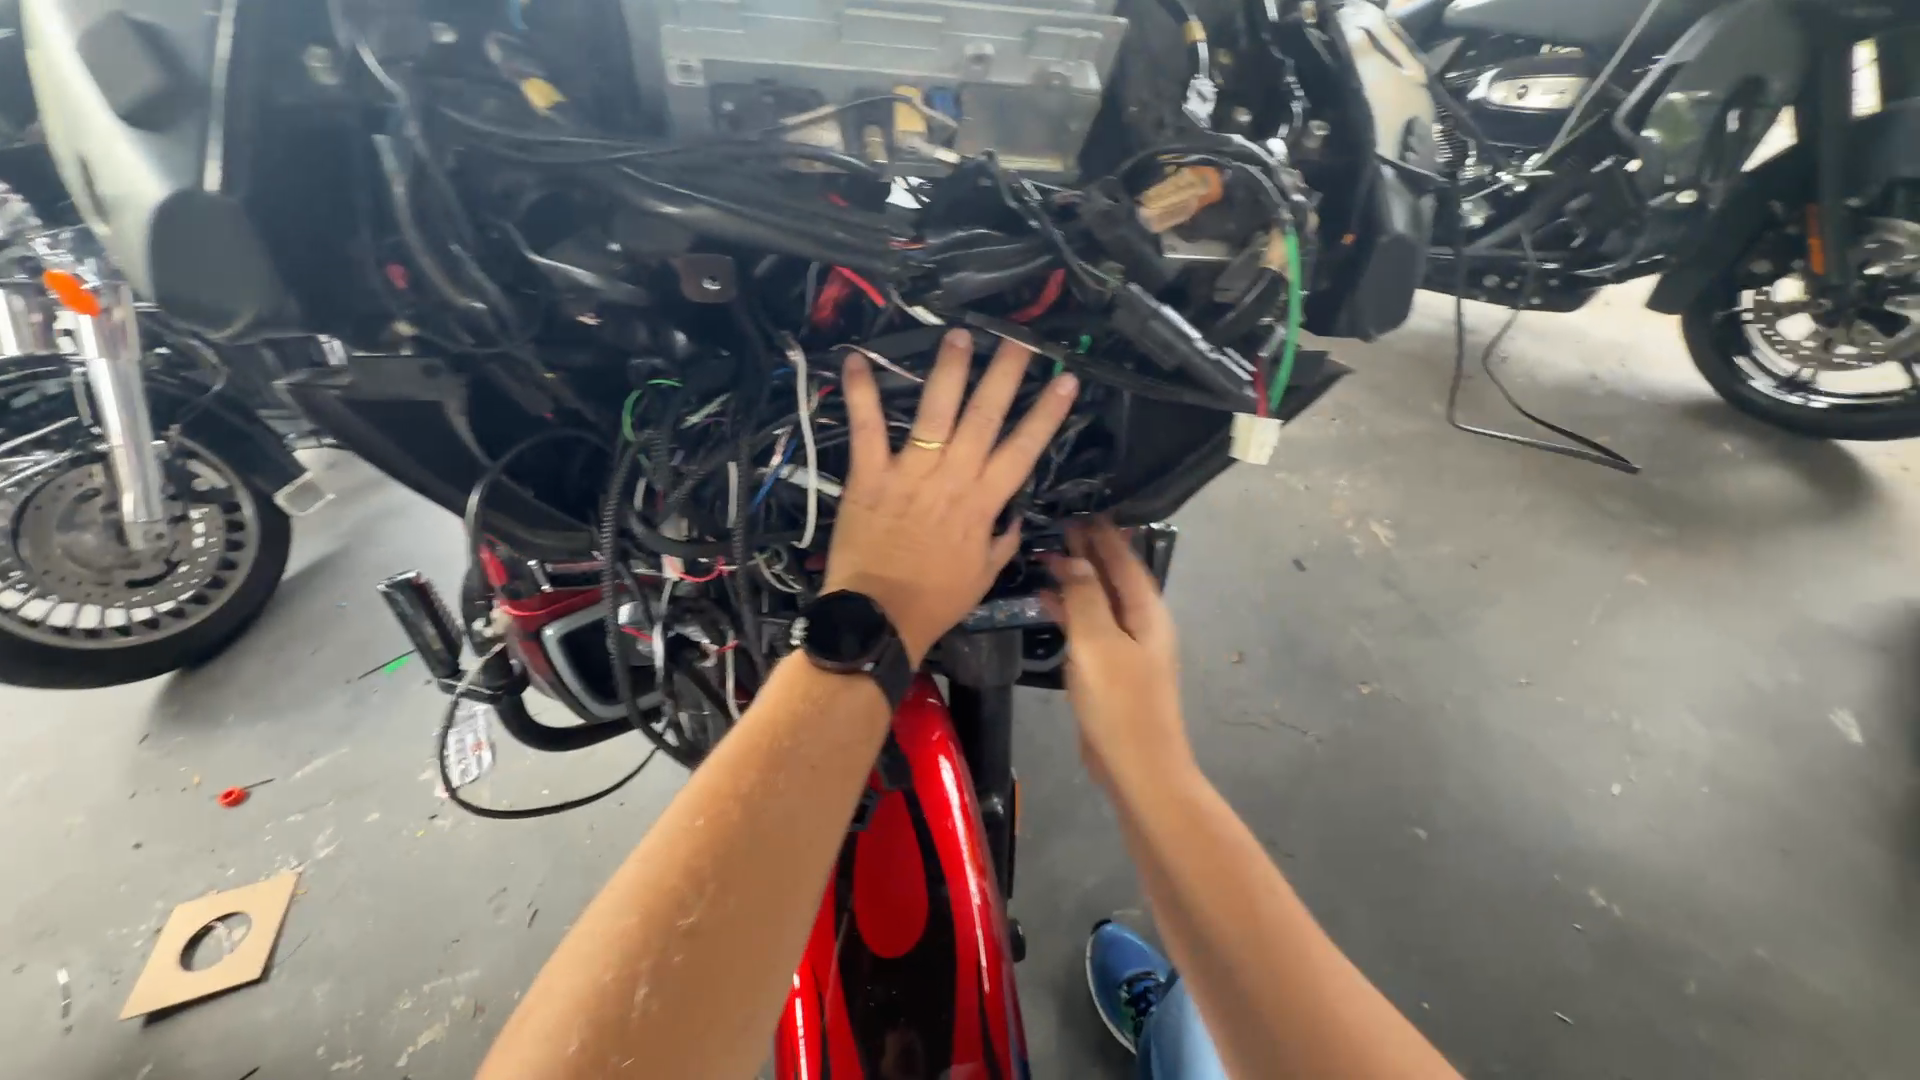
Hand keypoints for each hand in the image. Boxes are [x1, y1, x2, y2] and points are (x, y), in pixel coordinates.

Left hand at [825, 329, 1078, 664]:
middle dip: (1005, 374)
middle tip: (1018, 339)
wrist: (879, 619)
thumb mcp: (984, 575)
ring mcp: (910, 473)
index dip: (1047, 412)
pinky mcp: (869, 477)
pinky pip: (866, 429)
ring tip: (960, 335)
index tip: (1064, 379)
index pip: (1024, 449)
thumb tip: (1015, 513)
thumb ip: (1003, 540)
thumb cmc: (935, 601)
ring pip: (934, 413)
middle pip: (984, 417)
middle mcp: (952, 479)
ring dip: (948, 371)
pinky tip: (857, 359)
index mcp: (984, 503)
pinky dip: (860, 394)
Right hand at [1044, 520, 1193, 790]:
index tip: (1080, 509)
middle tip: (1059, 525)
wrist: (1138, 767)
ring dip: (1077, 578)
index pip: (1124, 559)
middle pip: (1114, 577)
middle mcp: (1141, 623)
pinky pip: (1089, 626)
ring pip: (1100, 600)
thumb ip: (1086, 597)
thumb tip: (1076, 559)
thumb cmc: (1120, 702)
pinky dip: (1070, 610)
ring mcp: (1126, 647)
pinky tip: (1046, 601)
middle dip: (1089, 551)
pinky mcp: (1110, 668)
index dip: (1103, 534)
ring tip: (1048, 556)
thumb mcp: (1098, 643)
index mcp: (1147, 611)